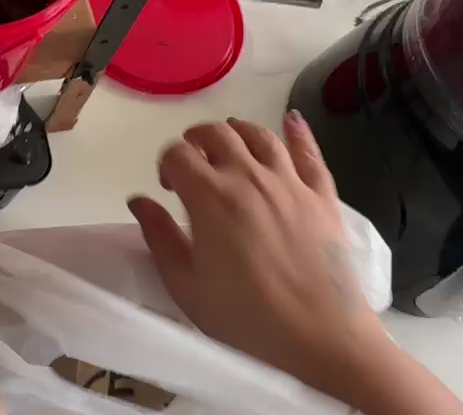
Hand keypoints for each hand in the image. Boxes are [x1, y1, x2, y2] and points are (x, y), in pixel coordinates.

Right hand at [128, 114, 462, 414]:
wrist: (323, 344)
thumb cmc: (247, 320)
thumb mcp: (187, 287)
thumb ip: (159, 237)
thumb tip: (139, 201)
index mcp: (209, 195)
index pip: (177, 154)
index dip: (166, 164)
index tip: (168, 187)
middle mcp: (247, 175)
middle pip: (215, 133)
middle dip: (196, 140)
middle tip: (193, 163)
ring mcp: (288, 182)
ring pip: (258, 135)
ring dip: (237, 131)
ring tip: (230, 142)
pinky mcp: (322, 196)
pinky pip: (310, 153)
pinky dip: (298, 132)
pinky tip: (291, 119)